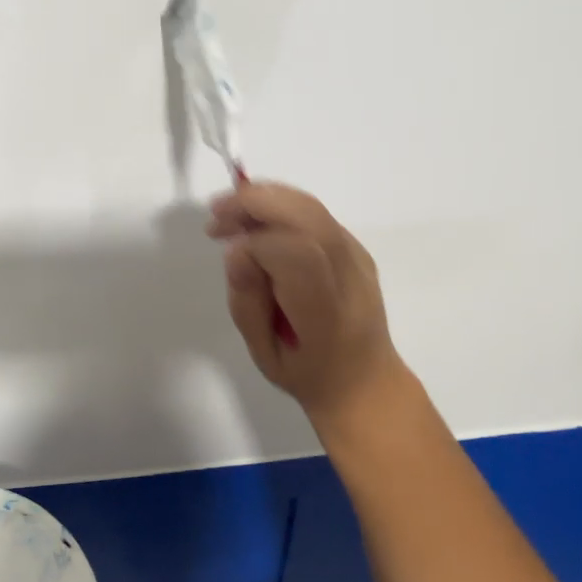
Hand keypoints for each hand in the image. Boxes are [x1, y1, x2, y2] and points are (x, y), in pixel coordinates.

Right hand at [208, 181, 396, 421]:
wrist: (365, 381)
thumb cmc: (308, 374)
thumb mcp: (264, 355)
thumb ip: (247, 305)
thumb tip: (237, 251)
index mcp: (327, 312)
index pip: (295, 254)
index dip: (254, 246)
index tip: (227, 257)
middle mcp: (349, 275)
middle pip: (306, 216)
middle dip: (255, 204)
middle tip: (216, 216)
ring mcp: (357, 258)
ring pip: (311, 207)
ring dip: (265, 200)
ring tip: (229, 215)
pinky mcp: (356, 250)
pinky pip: (315, 214)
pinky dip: (279, 206)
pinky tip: (255, 222)